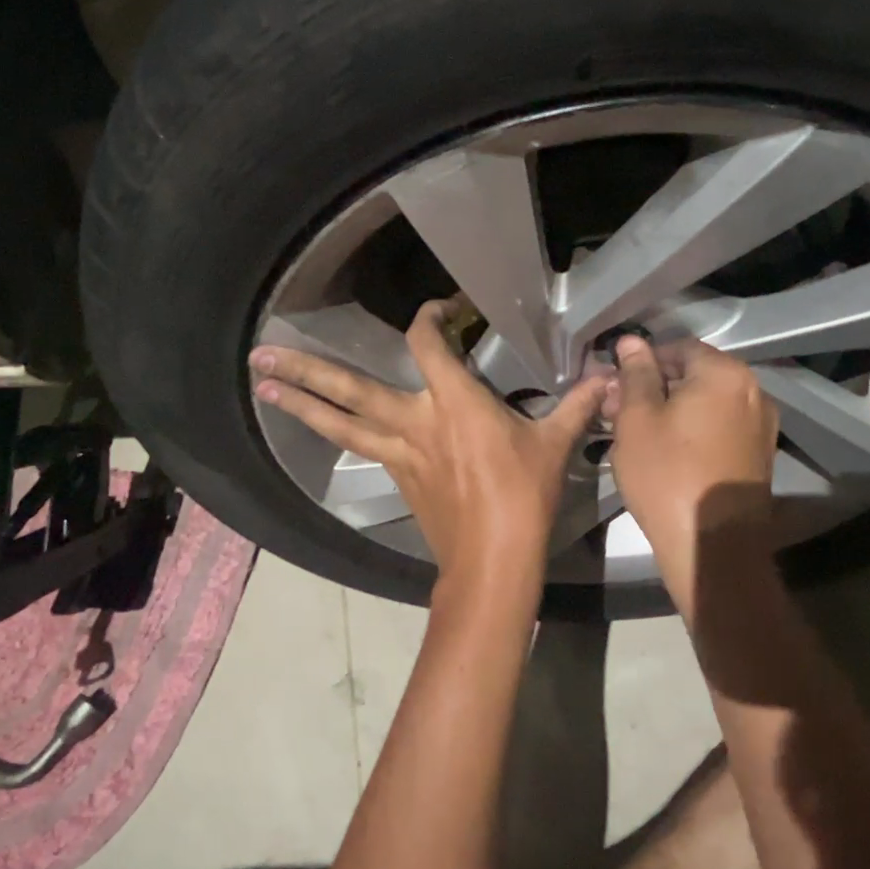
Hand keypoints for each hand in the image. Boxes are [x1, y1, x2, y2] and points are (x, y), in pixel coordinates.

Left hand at [250, 300, 608, 578]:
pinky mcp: (397, 477)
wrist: (493, 559)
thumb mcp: (553, 446)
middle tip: (261, 354)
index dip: (431, 316)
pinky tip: (323, 428)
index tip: (442, 309)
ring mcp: (398, 451)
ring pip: (340, 422)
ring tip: (261, 385)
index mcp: (454, 401)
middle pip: (350, 387)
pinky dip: (337, 431)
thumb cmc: (523, 495)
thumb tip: (608, 379)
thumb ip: (576, 406)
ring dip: (300, 403)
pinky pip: (361, 445)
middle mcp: (414, 419)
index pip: (428, 342)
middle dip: (306, 369)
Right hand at [606, 336, 778, 567]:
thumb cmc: (667, 475)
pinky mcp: (760, 456)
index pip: (679, 347)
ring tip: (638, 435)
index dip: (643, 361)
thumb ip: (635, 375)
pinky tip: (668, 454)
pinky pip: (721, 428)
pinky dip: (694, 431)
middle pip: (696, 375)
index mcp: (725, 374)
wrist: (713, 546)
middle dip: (656, 387)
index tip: (616, 385)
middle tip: (619, 412)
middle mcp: (753, 392)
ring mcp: (761, 426)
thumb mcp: (637, 419)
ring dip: (674, 410)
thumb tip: (632, 342)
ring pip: (708, 404)